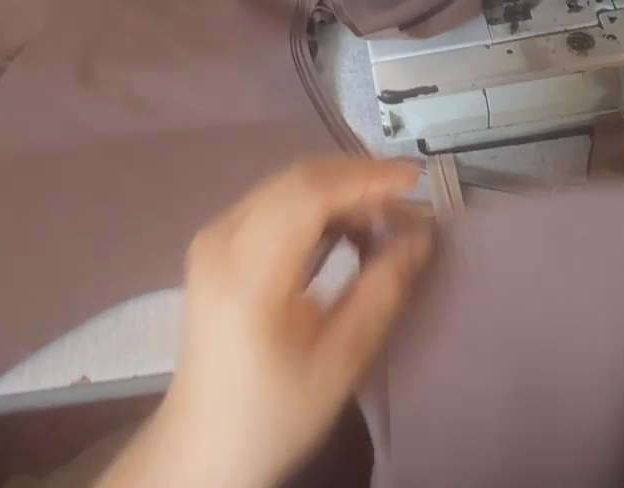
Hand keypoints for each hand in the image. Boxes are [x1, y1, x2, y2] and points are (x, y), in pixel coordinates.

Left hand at [102, 158, 432, 487]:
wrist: (204, 445)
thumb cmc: (274, 411)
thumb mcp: (341, 360)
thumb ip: (383, 290)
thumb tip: (420, 235)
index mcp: (246, 272)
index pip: (308, 193)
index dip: (365, 178)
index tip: (416, 179)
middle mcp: (222, 239)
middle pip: (297, 180)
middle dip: (358, 180)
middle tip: (409, 201)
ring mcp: (213, 237)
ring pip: (286, 185)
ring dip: (339, 191)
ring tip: (386, 218)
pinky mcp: (216, 243)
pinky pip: (273, 202)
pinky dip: (316, 204)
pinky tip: (347, 228)